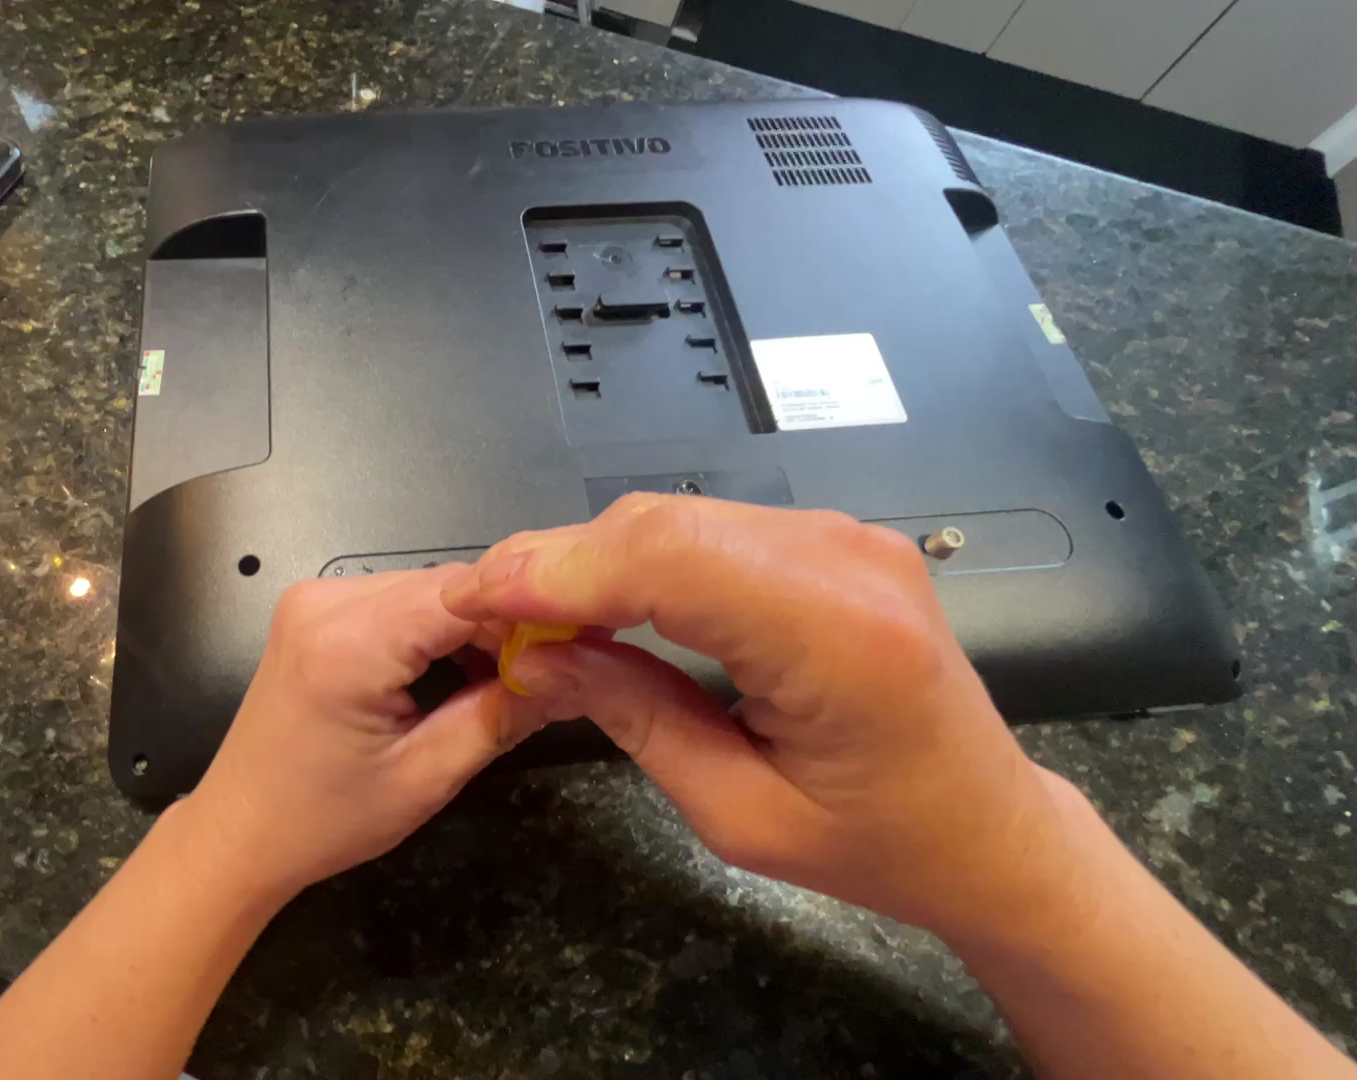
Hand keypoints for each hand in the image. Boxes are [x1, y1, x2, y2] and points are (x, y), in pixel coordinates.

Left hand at [178, 565, 550, 902]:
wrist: (240, 829)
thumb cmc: (325, 820)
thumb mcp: (425, 777)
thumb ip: (499, 717)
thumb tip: (568, 676)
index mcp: (348, 642)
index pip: (460, 595)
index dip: (522, 613)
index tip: (567, 646)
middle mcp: (325, 599)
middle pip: (442, 585)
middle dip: (497, 621)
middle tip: (542, 667)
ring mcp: (313, 596)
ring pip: (422, 587)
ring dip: (467, 623)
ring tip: (501, 672)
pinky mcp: (313, 607)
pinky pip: (393, 599)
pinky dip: (431, 625)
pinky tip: (451, 664)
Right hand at [440, 494, 1078, 939]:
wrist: (989, 826)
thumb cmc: (875, 845)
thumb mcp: (737, 812)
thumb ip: (630, 716)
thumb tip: (535, 656)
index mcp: (838, 636)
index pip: (666, 563)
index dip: (557, 572)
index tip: (475, 598)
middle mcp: (843, 559)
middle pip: (659, 525)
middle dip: (554, 560)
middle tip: (480, 602)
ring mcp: (837, 535)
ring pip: (668, 518)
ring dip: (584, 557)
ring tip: (520, 602)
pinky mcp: (821, 538)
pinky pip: (698, 530)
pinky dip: (627, 558)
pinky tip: (588, 593)